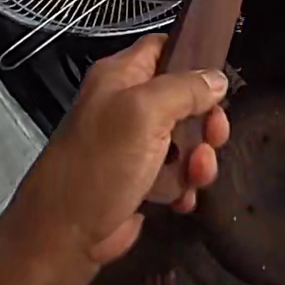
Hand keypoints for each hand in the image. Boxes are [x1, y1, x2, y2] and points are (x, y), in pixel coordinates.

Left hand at [2, 35, 230, 267]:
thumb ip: (184, 89)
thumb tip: (218, 80)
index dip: (192, 56)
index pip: (163, 47)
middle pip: (183, 96)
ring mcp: (133, 143)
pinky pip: (177, 172)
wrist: (65, 237)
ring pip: (185, 138)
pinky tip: (181, 198)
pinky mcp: (139, 178)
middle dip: (205, 118)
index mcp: (120, 76)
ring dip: (199, 157)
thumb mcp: (144, 113)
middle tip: (215, 136)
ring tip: (196, 175)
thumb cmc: (100, 164)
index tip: (219, 77)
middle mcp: (126, 103)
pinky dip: (184, 184)